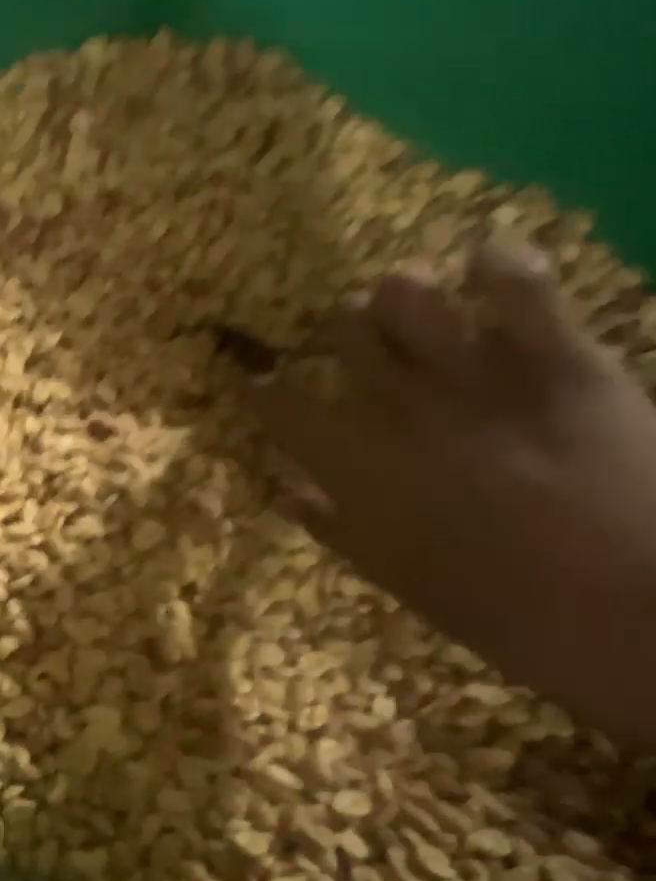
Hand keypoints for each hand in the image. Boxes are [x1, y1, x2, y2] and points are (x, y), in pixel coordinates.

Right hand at [251, 240, 655, 745]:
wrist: (643, 617)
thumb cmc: (505, 611)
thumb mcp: (398, 577)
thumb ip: (333, 525)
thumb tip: (285, 490)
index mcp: (354, 464)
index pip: (279, 405)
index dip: (264, 388)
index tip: (263, 384)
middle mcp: (398, 409)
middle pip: (343, 335)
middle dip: (342, 330)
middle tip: (355, 335)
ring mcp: (477, 379)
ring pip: (407, 296)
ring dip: (400, 294)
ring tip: (410, 298)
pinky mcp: (560, 362)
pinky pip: (519, 287)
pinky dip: (499, 265)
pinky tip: (486, 263)